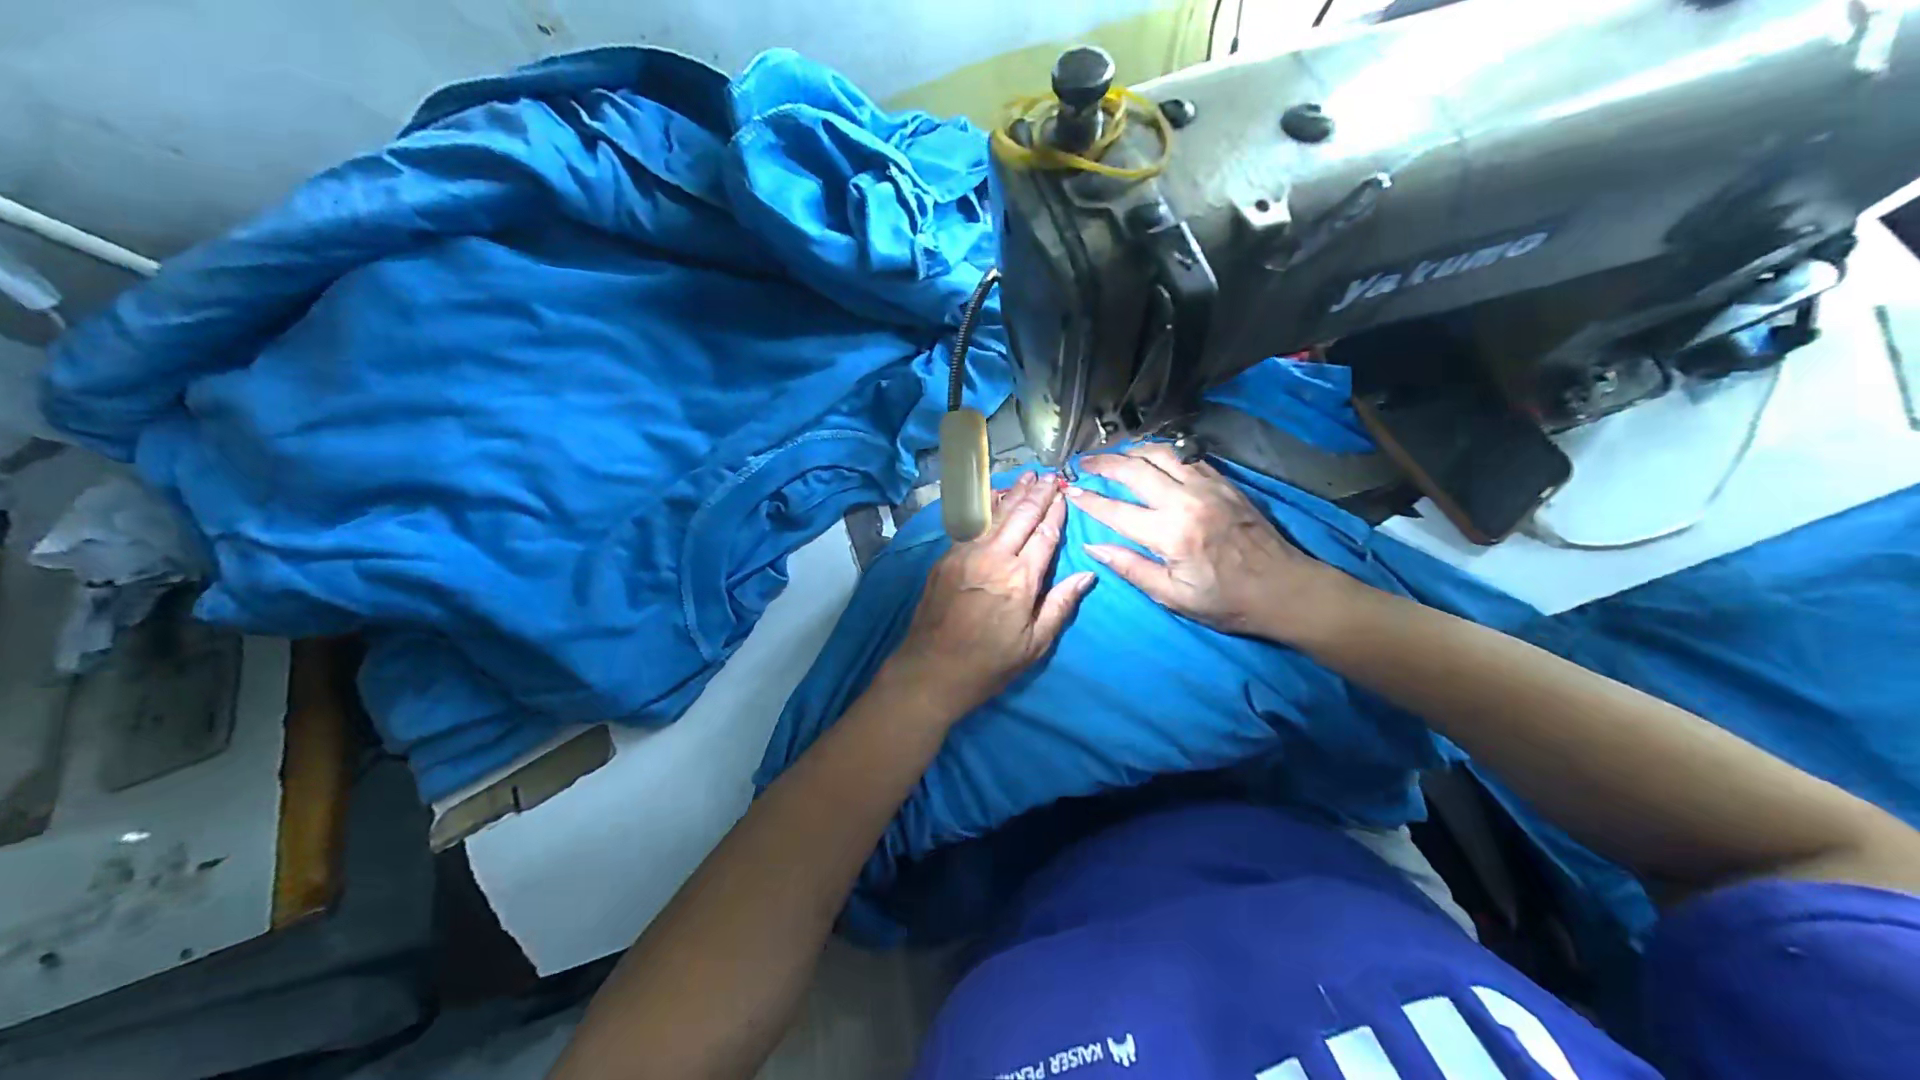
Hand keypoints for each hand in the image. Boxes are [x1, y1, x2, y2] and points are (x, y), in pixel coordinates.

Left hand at [883, 472, 1096, 715]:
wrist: (931, 670)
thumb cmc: (989, 664)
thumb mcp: (1035, 644)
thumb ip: (1061, 605)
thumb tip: (1087, 575)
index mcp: (1020, 579)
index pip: (1045, 534)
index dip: (1056, 512)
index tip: (1065, 495)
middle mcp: (993, 557)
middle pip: (1021, 516)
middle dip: (1038, 494)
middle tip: (1051, 476)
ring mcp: (966, 554)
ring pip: (995, 515)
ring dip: (1014, 493)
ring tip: (1028, 476)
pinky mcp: (946, 558)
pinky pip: (972, 525)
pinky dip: (988, 508)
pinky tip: (995, 499)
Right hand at [1067, 443, 1355, 642]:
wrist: (1285, 588)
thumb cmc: (1227, 601)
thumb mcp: (1174, 597)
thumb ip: (1132, 568)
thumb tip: (1094, 548)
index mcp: (1171, 534)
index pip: (1117, 510)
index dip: (1090, 500)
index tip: (1070, 491)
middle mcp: (1187, 501)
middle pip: (1135, 469)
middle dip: (1104, 463)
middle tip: (1083, 462)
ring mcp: (1209, 486)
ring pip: (1161, 453)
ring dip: (1132, 450)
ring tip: (1113, 455)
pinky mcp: (1224, 482)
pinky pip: (1186, 456)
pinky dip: (1162, 452)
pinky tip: (1151, 457)